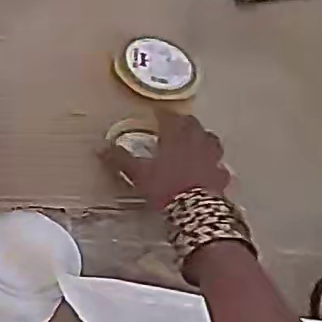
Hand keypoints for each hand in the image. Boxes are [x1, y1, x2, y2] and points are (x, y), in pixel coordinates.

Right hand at [100, 109, 230, 209]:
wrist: (195, 209)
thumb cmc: (164, 187)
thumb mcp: (138, 173)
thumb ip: (121, 159)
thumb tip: (100, 147)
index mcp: (175, 137)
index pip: (170, 118)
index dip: (163, 114)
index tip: (157, 112)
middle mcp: (196, 142)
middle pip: (193, 125)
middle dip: (184, 122)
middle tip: (177, 123)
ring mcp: (212, 158)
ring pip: (211, 140)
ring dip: (203, 137)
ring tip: (197, 139)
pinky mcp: (221, 175)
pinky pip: (219, 165)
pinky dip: (214, 163)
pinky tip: (210, 168)